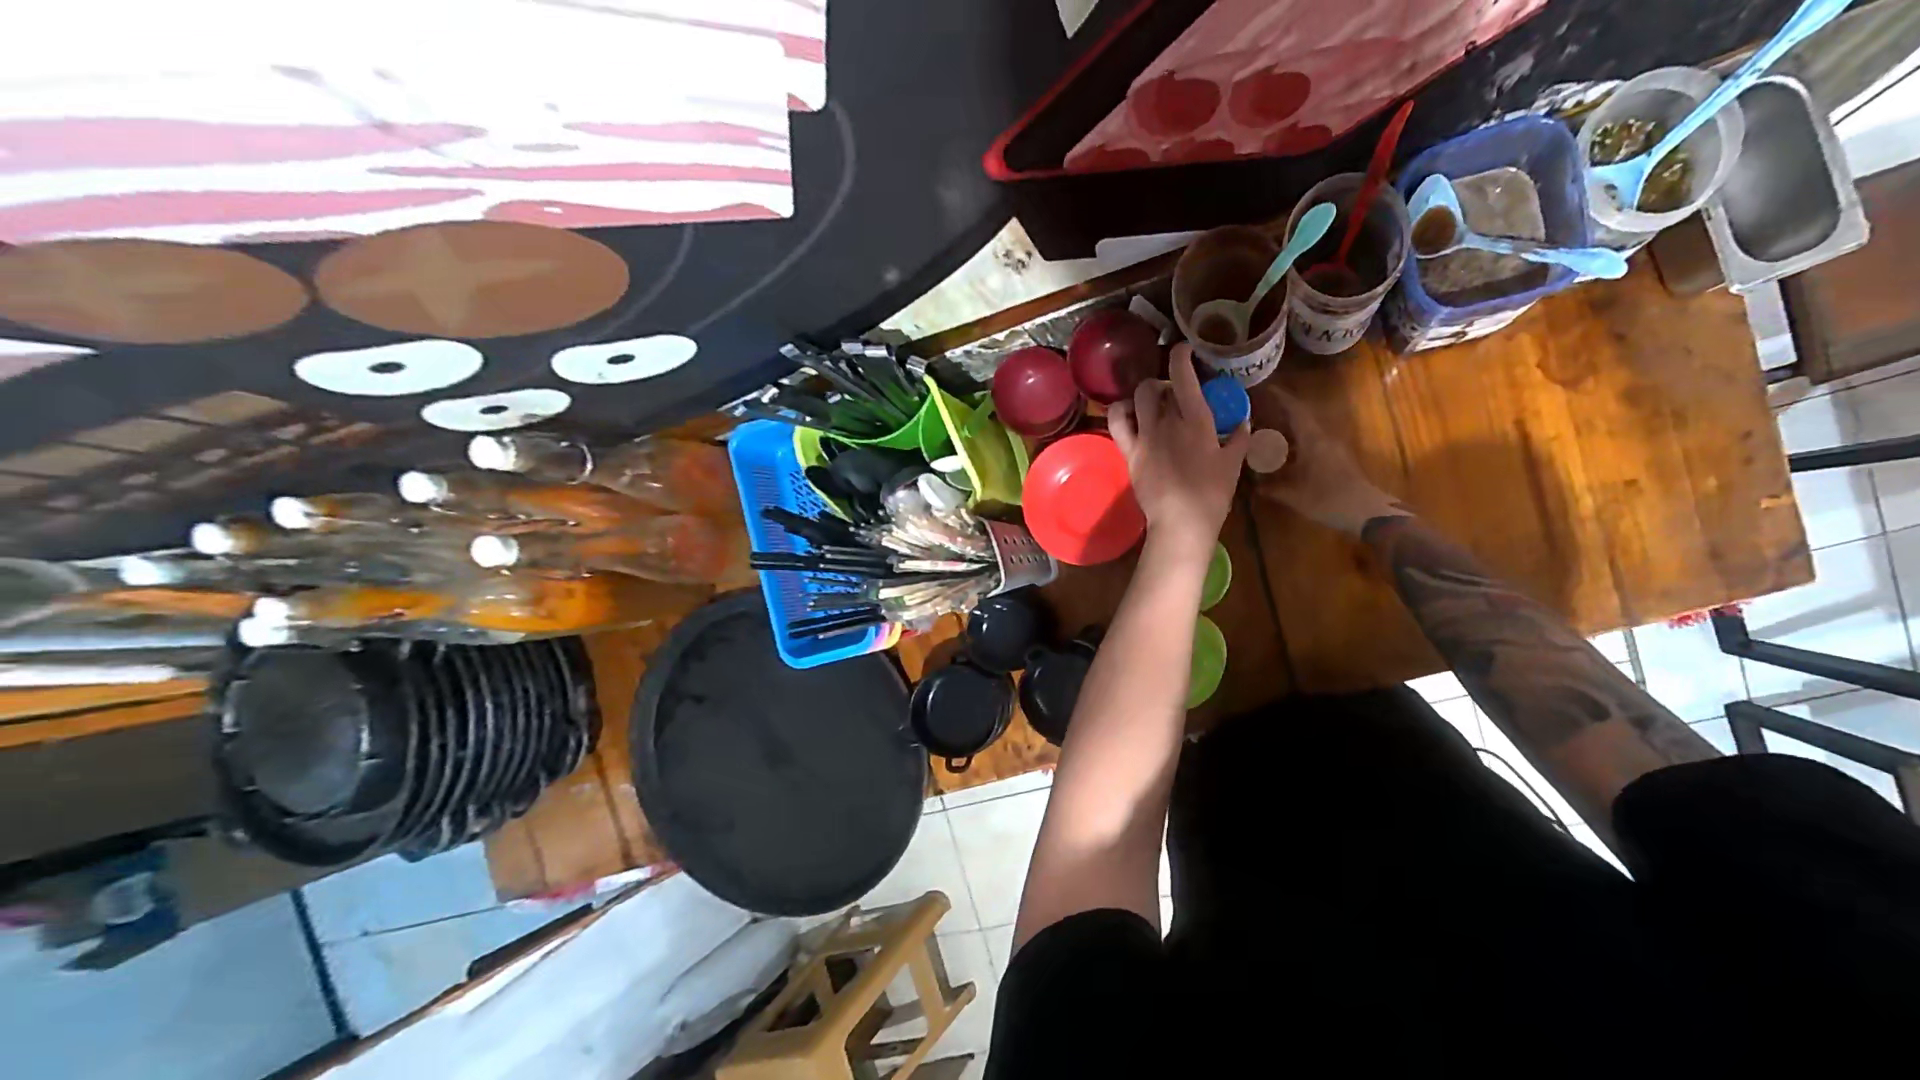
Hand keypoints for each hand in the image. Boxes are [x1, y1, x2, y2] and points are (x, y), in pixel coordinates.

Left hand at [1109, 344, 1247, 556]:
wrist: (1180, 521)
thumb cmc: (1212, 494)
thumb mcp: (1233, 463)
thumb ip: (1239, 438)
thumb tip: (1243, 421)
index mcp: (1195, 420)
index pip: (1183, 375)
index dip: (1181, 356)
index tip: (1184, 350)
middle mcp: (1166, 421)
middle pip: (1159, 386)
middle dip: (1167, 383)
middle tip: (1176, 394)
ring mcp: (1144, 436)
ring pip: (1137, 397)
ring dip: (1145, 393)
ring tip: (1153, 402)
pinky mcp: (1129, 452)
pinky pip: (1117, 422)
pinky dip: (1121, 411)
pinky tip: (1130, 415)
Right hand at [1247, 384, 1405, 535]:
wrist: (1366, 513)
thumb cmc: (1329, 500)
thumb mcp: (1294, 495)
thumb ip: (1271, 487)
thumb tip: (1252, 483)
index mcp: (1313, 439)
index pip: (1295, 410)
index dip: (1280, 398)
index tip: (1263, 389)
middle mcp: (1323, 438)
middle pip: (1300, 417)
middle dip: (1279, 412)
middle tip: (1257, 411)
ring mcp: (1331, 448)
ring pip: (1305, 431)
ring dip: (1287, 428)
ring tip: (1264, 430)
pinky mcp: (1334, 459)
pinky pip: (1310, 443)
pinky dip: (1294, 442)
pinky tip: (1281, 452)